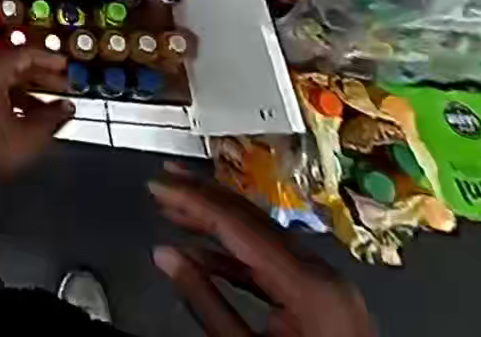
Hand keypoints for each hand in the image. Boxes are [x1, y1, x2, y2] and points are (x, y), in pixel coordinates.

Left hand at [0, 48, 75, 181]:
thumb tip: (66, 109)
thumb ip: (52, 117)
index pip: (27, 55)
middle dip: (43, 79)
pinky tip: (30, 117)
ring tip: (51, 107)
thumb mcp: (29, 135)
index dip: (51, 62)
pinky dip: (15, 102)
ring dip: (31, 93)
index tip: (66, 66)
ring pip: (7, 83)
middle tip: (63, 86)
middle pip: (17, 68)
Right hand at [149, 163, 375, 336]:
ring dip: (214, 222)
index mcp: (306, 283)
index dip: (191, 198)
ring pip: (260, 236)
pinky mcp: (319, 299)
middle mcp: (319, 271)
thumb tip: (164, 255)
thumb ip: (205, 303)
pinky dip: (234, 255)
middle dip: (202, 196)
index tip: (156, 184)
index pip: (237, 223)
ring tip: (173, 208)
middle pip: (250, 218)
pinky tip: (200, 252)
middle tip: (163, 177)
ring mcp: (323, 283)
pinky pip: (271, 263)